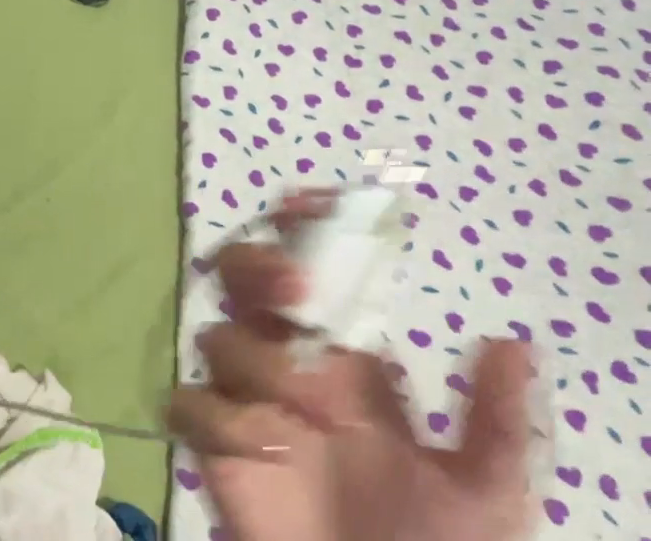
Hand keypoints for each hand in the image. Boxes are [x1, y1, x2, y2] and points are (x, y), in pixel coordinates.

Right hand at [167, 197, 535, 540]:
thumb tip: (507, 340)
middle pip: (238, 279)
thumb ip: (496, 422)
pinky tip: (273, 449)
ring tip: (320, 421)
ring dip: (267, 367)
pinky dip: (227, 418)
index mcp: (346, 359)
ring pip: (216, 337)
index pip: (310, 271)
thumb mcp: (489, 492)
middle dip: (257, 269)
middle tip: (296, 294)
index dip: (303, 230)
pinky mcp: (208, 438)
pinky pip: (190, 401)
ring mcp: (242, 396)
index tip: (316, 205)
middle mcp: (286, 362)